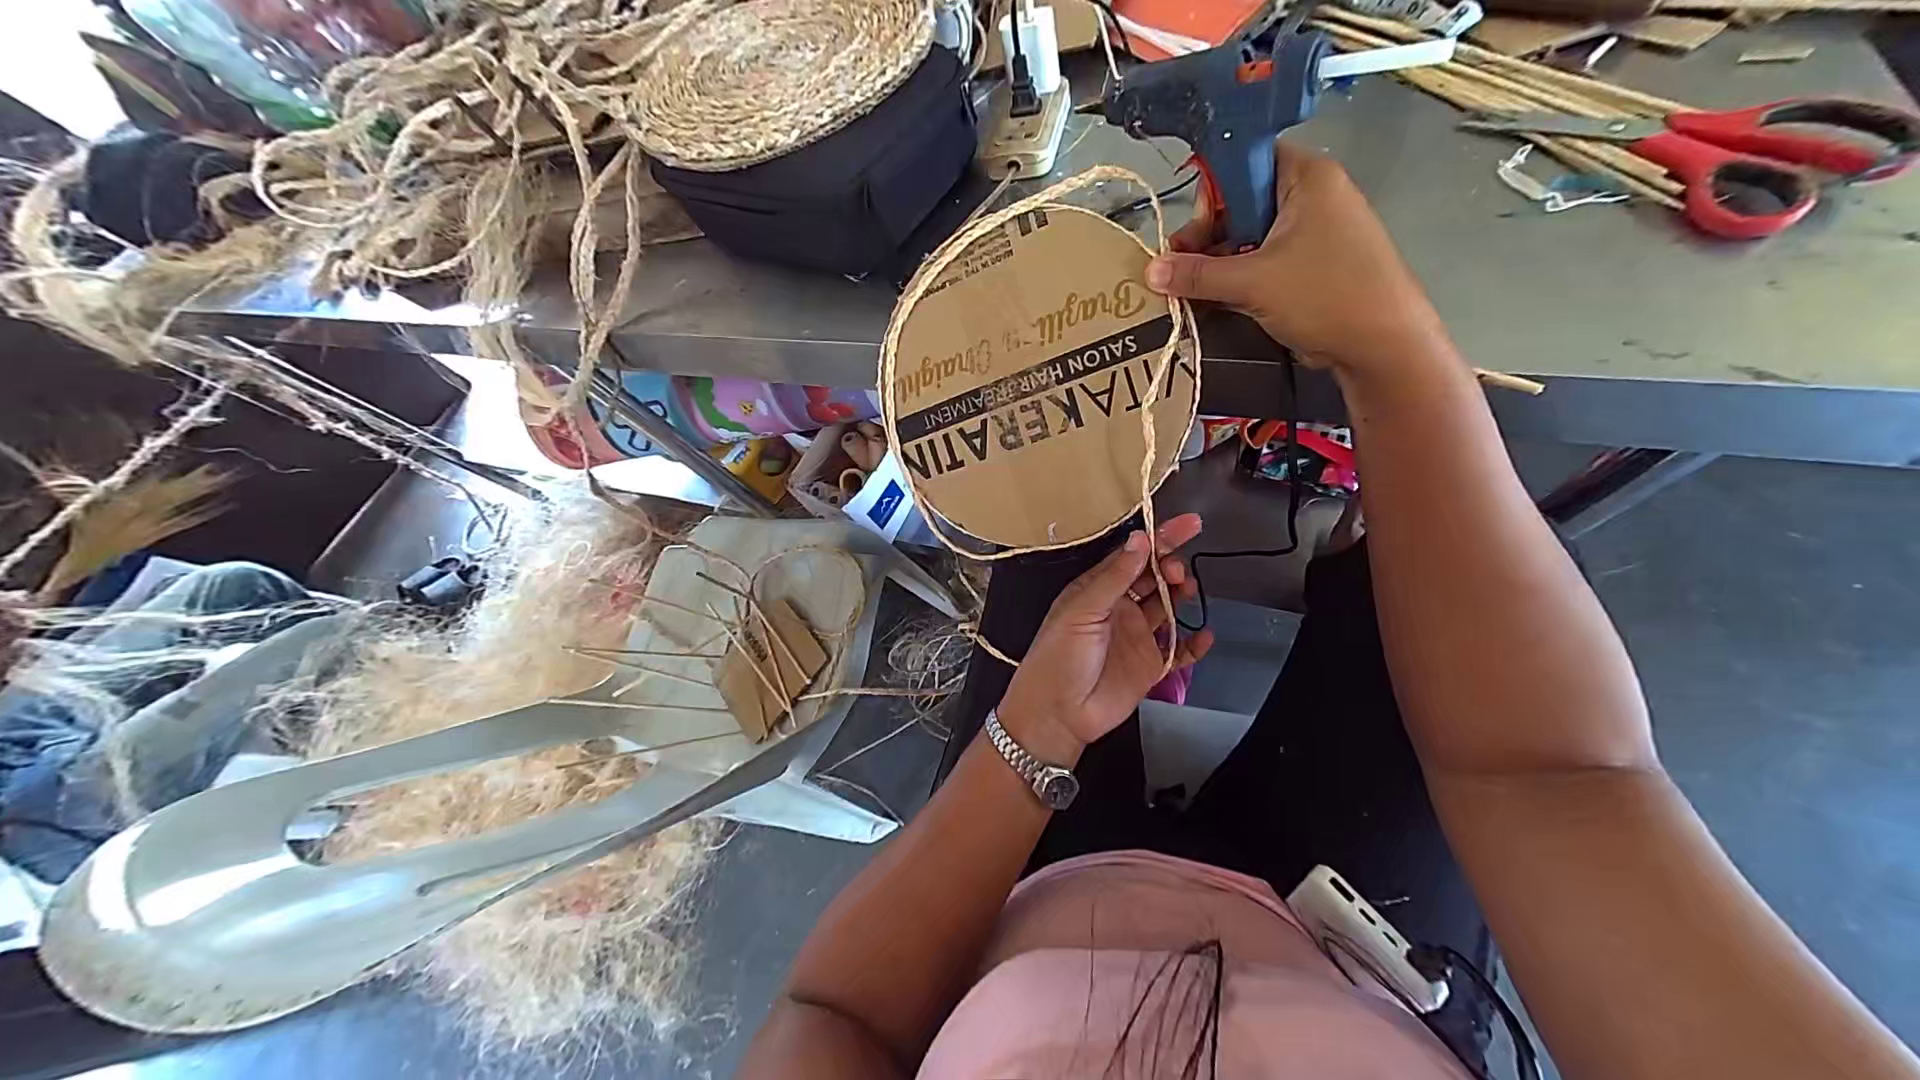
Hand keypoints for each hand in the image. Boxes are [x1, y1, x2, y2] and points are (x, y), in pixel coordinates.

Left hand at [994, 514, 1215, 762]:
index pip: (1133, 557)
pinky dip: (1194, 643)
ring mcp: (1136, 636)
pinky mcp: (1150, 665)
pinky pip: (1179, 650)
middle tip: (1177, 571)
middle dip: (1170, 567)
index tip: (1189, 525)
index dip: (1159, 539)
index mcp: (1097, 590)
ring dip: (1182, 595)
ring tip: (1187, 589)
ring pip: (1168, 608)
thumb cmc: (1058, 656)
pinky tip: (1204, 636)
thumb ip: (1114, 577)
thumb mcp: (1082, 610)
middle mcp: (1119, 608)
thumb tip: (1141, 540)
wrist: (1058, 713)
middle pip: (1154, 579)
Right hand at [1144, 141, 1447, 376]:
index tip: (1194, 231)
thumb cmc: (1326, 296)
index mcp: (1306, 178)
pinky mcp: (1309, 268)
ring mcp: (1312, 234)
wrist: (1381, 346)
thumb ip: (1197, 275)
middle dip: (1209, 237)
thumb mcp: (1252, 283)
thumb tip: (1151, 271)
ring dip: (1219, 264)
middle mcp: (1311, 197)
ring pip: (1249, 238)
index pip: (1245, 161)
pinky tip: (1218, 301)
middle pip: (1241, 203)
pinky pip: (1262, 263)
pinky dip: (1238, 280)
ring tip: (1197, 292)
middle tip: (1186, 269)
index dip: (1213, 192)